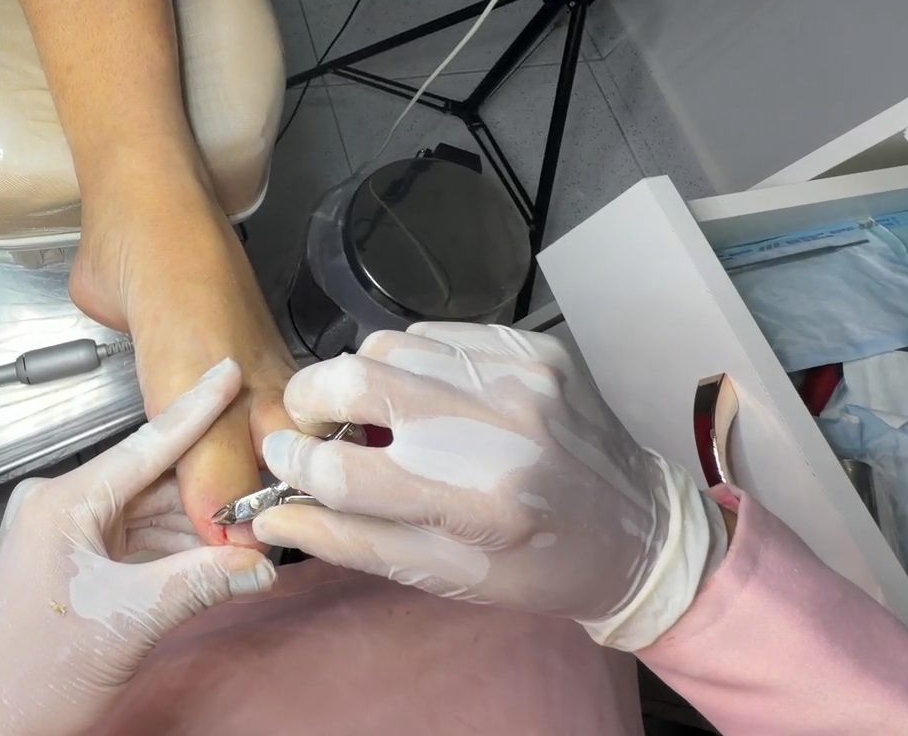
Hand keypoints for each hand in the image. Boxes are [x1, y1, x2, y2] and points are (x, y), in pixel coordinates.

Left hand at [0, 359, 277, 735]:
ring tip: (244, 520)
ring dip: (190, 518)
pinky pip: (128, 531)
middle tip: (259, 476)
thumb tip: (260, 562)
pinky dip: (166, 540)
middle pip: (147, 478)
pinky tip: (207, 546)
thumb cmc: (38, 672)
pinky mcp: (69, 548)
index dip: (193, 409)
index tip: (225, 372)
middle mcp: (59, 499)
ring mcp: (62, 524)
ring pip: (141, 507)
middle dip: (203, 483)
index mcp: (62, 500)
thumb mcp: (127, 622)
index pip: (142, 446)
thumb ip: (198, 583)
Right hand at [251, 324, 722, 650]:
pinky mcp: (526, 345)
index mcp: (471, 504)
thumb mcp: (439, 575)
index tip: (282, 457)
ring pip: (383, 345)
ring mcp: (514, 375)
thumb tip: (267, 517)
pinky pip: (429, 333)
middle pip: (351, 378)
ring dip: (362, 376)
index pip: (339, 471)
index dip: (292, 461)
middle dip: (309, 398)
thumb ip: (346, 541)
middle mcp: (493, 428)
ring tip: (382, 410)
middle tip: (314, 420)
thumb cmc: (531, 566)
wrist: (641, 531)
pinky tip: (430, 393)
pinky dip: (410, 360)